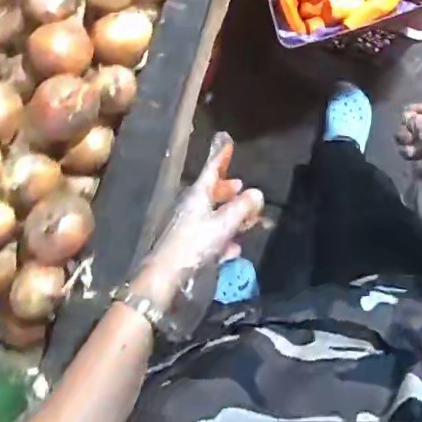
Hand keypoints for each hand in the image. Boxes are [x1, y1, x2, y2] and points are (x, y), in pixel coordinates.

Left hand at [130, 133, 263, 313]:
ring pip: (213, 215)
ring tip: (246, 218)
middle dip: (227, 189)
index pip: (211, 170)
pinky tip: (234, 248)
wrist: (164, 280)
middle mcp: (191, 208)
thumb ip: (241, 209)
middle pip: (211, 192)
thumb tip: (257, 192)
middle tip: (241, 186)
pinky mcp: (189, 248)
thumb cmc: (192, 245)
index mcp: (197, 196)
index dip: (220, 156)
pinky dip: (224, 238)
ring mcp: (188, 228)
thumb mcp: (222, 225)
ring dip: (229, 214)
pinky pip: (211, 237)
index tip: (227, 140)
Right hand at [397, 102, 421, 190]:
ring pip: (418, 148)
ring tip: (412, 156)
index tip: (402, 117)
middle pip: (419, 129)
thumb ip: (414, 120)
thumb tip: (407, 118)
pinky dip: (420, 169)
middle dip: (407, 134)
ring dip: (410, 151)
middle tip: (406, 140)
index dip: (414, 110)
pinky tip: (420, 171)